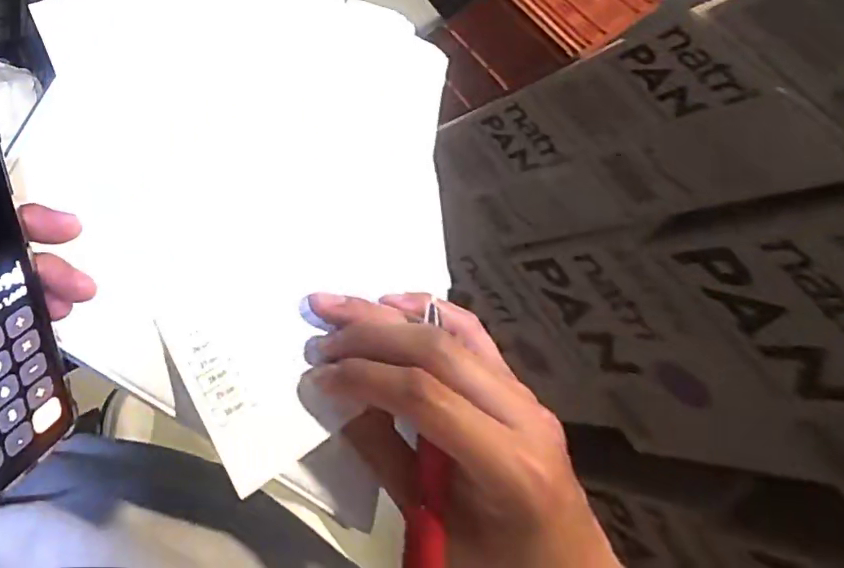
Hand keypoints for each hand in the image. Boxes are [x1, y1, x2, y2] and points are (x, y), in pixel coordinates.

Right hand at [305, 292, 619, 567]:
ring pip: (449, 331)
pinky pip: (470, 332)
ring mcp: (524, 393)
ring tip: (337, 306)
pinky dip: (426, 310)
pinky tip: (391, 302)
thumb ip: (384, 456)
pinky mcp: (516, 383)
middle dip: (368, 336)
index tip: (319, 378)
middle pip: (435, 350)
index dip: (364, 378)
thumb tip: (337, 398)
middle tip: (320, 337)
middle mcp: (523, 415)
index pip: (424, 395)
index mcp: (509, 465)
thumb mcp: (435, 527)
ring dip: (386, 315)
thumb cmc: (500, 566)